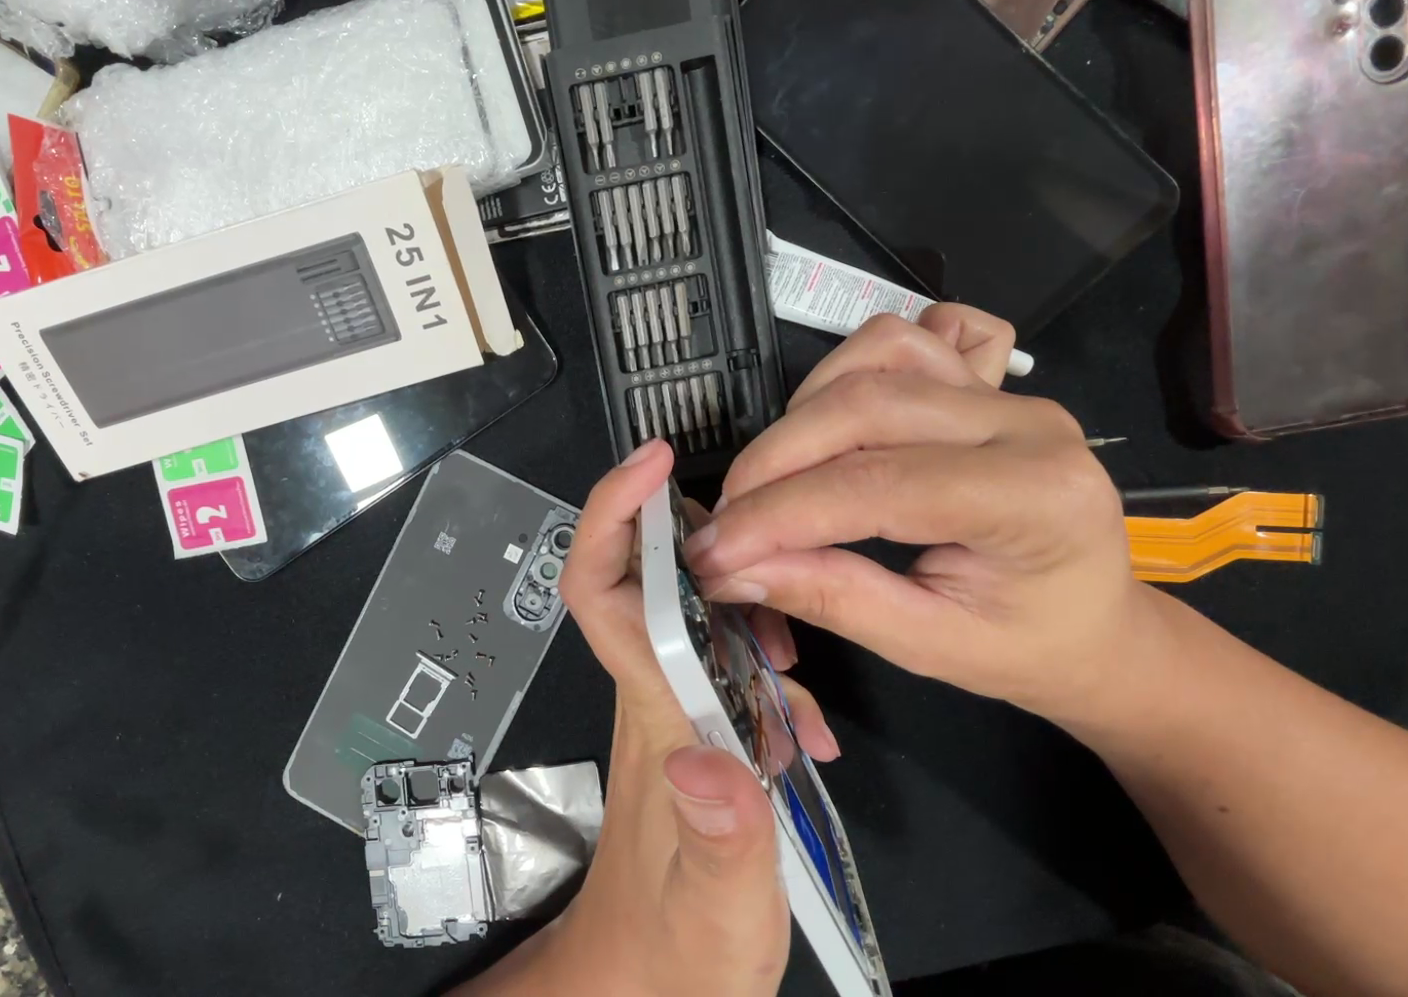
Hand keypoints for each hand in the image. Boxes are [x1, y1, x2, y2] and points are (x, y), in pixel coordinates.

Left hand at [462, 441, 831, 996]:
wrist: (645, 982)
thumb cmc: (673, 951)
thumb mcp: (716, 908)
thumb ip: (722, 834)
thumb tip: (711, 751)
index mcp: (655, 710)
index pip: (604, 590)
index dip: (613, 515)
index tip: (653, 463)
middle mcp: (655, 692)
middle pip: (647, 574)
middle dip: (697, 533)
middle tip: (766, 537)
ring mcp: (673, 707)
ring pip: (693, 613)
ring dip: (745, 602)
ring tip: (795, 641)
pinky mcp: (695, 730)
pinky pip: (721, 665)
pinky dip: (764, 665)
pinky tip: (802, 713)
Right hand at [682, 306, 1155, 720]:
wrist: (1095, 624)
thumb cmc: (1025, 646)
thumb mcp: (928, 644)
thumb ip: (831, 597)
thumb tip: (732, 569)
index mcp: (1035, 499)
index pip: (875, 487)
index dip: (776, 516)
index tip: (711, 553)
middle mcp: (1024, 423)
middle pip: (864, 407)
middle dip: (771, 464)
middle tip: (723, 523)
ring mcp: (1003, 391)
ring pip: (875, 357)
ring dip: (799, 416)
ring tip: (769, 483)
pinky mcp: (980, 381)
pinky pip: (897, 344)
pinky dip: (839, 377)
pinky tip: (820, 429)